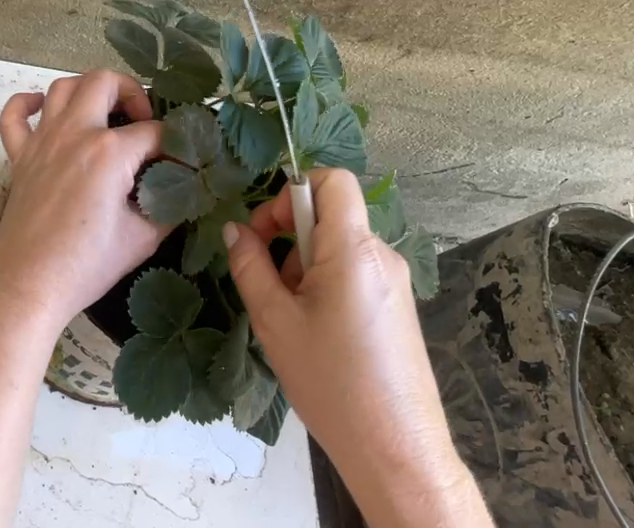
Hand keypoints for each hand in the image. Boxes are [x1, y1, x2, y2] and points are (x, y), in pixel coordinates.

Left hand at [0, 71, 169, 330]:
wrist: (29, 284)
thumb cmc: (88, 264)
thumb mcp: (143, 238)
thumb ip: (168, 206)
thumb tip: (182, 190)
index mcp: (110, 151)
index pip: (155, 131)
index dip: (176, 144)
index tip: (183, 161)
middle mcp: (75, 132)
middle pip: (104, 82)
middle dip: (131, 92)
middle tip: (142, 121)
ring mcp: (42, 140)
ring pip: (62, 87)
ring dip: (87, 90)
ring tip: (104, 113)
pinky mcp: (19, 156)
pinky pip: (13, 115)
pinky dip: (26, 103)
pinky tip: (42, 108)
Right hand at [223, 171, 490, 527]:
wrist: (398, 452)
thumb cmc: (331, 382)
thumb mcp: (274, 320)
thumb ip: (250, 265)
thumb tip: (236, 229)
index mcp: (354, 250)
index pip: (332, 180)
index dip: (293, 191)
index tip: (269, 231)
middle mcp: (381, 256)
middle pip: (331, 215)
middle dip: (290, 237)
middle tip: (269, 281)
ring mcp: (394, 282)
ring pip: (338, 247)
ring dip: (305, 266)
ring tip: (290, 317)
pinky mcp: (397, 308)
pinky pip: (354, 273)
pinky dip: (326, 285)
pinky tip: (315, 331)